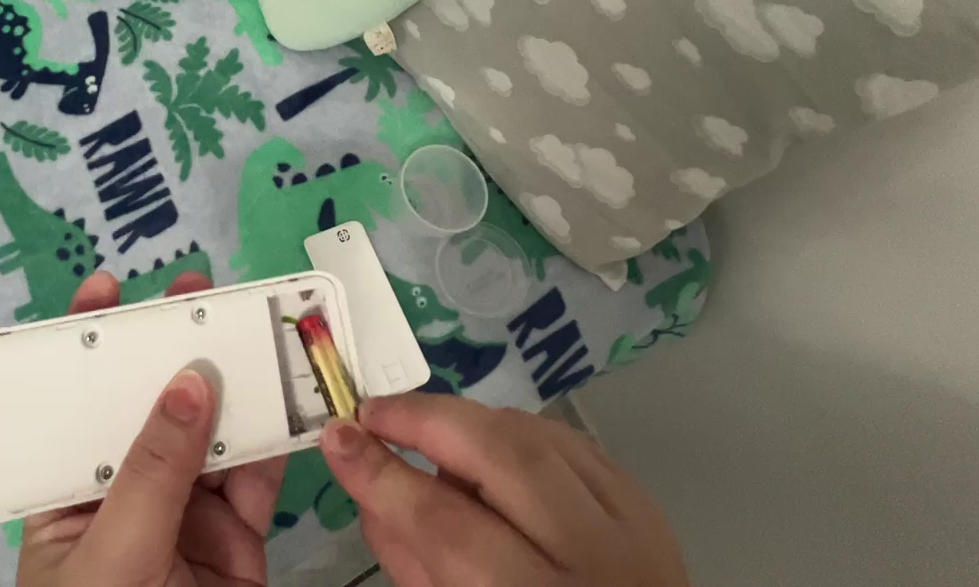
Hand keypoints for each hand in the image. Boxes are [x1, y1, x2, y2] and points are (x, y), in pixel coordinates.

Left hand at [18, 270, 287, 586]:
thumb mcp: (113, 559)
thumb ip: (152, 471)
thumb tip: (190, 379)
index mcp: (69, 497)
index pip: (71, 408)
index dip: (82, 345)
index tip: (105, 290)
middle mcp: (127, 493)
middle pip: (150, 406)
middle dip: (173, 347)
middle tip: (199, 289)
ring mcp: (185, 512)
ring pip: (210, 433)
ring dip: (233, 380)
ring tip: (254, 326)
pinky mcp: (236, 538)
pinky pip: (257, 475)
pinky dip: (277, 434)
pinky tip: (290, 392)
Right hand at [321, 393, 688, 586]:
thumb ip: (411, 561)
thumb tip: (366, 482)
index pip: (448, 526)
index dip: (383, 475)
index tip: (336, 436)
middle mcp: (603, 564)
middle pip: (502, 456)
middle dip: (424, 421)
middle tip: (372, 413)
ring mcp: (634, 526)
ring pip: (533, 436)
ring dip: (466, 424)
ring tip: (424, 435)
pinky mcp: (643, 501)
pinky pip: (562, 438)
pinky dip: (512, 432)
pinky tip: (483, 447)